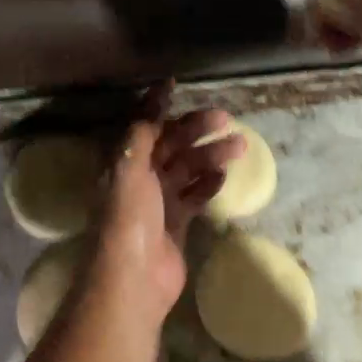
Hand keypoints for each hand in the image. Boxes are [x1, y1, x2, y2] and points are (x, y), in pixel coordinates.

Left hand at [92, 83, 245, 325]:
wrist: (133, 278)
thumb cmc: (127, 217)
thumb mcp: (128, 168)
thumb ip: (141, 136)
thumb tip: (153, 107)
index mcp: (122, 160)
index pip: (141, 123)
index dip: (155, 102)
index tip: (175, 83)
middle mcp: (138, 176)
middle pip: (170, 143)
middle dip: (195, 128)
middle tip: (225, 118)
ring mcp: (157, 200)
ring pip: (187, 168)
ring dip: (210, 155)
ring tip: (239, 146)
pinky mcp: (175, 223)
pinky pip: (195, 195)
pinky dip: (209, 184)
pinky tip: (225, 175)